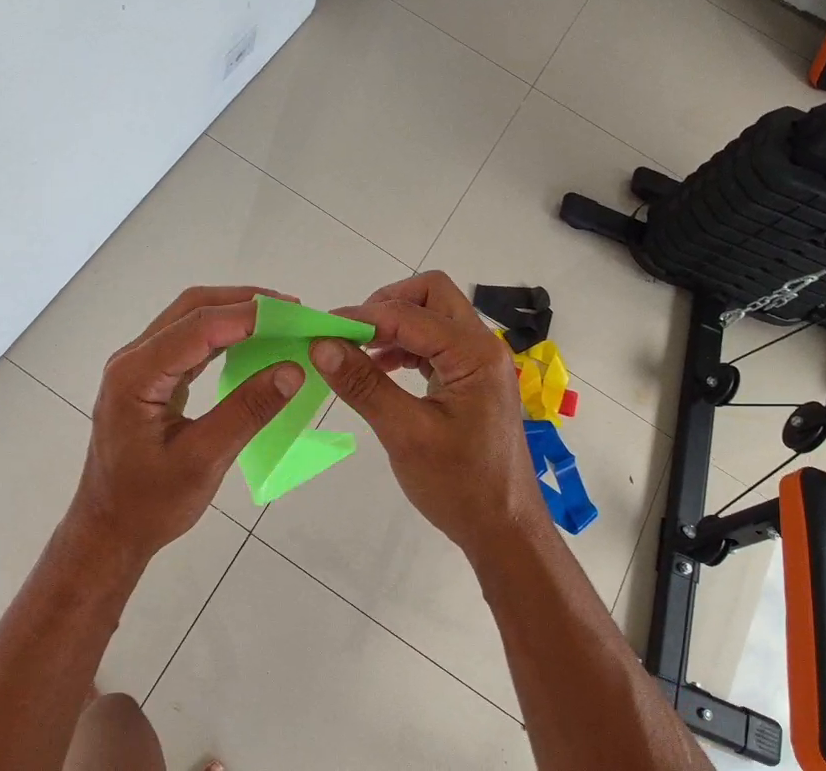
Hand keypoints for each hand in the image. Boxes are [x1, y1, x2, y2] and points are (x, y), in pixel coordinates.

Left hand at [68, 286, 305, 561]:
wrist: (108, 530)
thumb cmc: (150, 504)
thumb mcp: (203, 460)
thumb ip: (247, 411)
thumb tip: (293, 369)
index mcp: (135, 375)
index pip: (197, 327)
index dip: (246, 315)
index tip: (293, 312)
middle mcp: (131, 360)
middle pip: (190, 310)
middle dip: (241, 303)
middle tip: (292, 309)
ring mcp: (138, 367)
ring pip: (189, 320)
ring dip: (233, 315)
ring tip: (280, 320)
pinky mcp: (149, 379)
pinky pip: (188, 343)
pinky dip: (222, 336)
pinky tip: (252, 342)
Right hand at [310, 272, 545, 553]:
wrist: (505, 530)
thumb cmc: (460, 486)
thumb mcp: (405, 434)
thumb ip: (364, 385)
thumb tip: (321, 345)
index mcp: (474, 354)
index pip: (408, 314)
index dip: (361, 317)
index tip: (320, 331)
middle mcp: (483, 347)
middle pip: (432, 295)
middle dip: (386, 305)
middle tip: (349, 333)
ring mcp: (480, 364)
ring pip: (433, 317)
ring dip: (394, 325)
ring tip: (356, 352)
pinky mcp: (472, 381)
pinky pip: (436, 344)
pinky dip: (405, 346)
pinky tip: (380, 369)